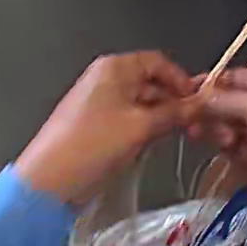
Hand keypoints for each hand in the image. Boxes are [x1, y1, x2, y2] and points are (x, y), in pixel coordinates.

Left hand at [17, 52, 194, 203]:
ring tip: (180, 135)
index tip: (199, 100)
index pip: (157, 62)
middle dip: (173, 101)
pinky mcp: (95, 123)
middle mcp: (106, 77)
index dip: (181, 79)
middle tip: (195, 123)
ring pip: (141, 102)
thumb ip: (173, 113)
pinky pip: (128, 117)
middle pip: (150, 81)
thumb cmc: (92, 146)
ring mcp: (99, 100)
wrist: (48, 183)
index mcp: (114, 67)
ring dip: (161, 117)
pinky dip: (144, 127)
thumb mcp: (140, 127)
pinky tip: (154, 144)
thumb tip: (198, 104)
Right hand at [196, 69, 246, 240]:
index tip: (182, 95)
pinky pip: (237, 151)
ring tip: (232, 148)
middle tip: (197, 129)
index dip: (207, 85)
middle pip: (226, 103)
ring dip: (226, 139)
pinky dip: (237, 157)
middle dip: (214, 116)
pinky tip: (245, 163)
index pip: (231, 77)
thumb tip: (196, 92)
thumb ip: (226, 99)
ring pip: (228, 129)